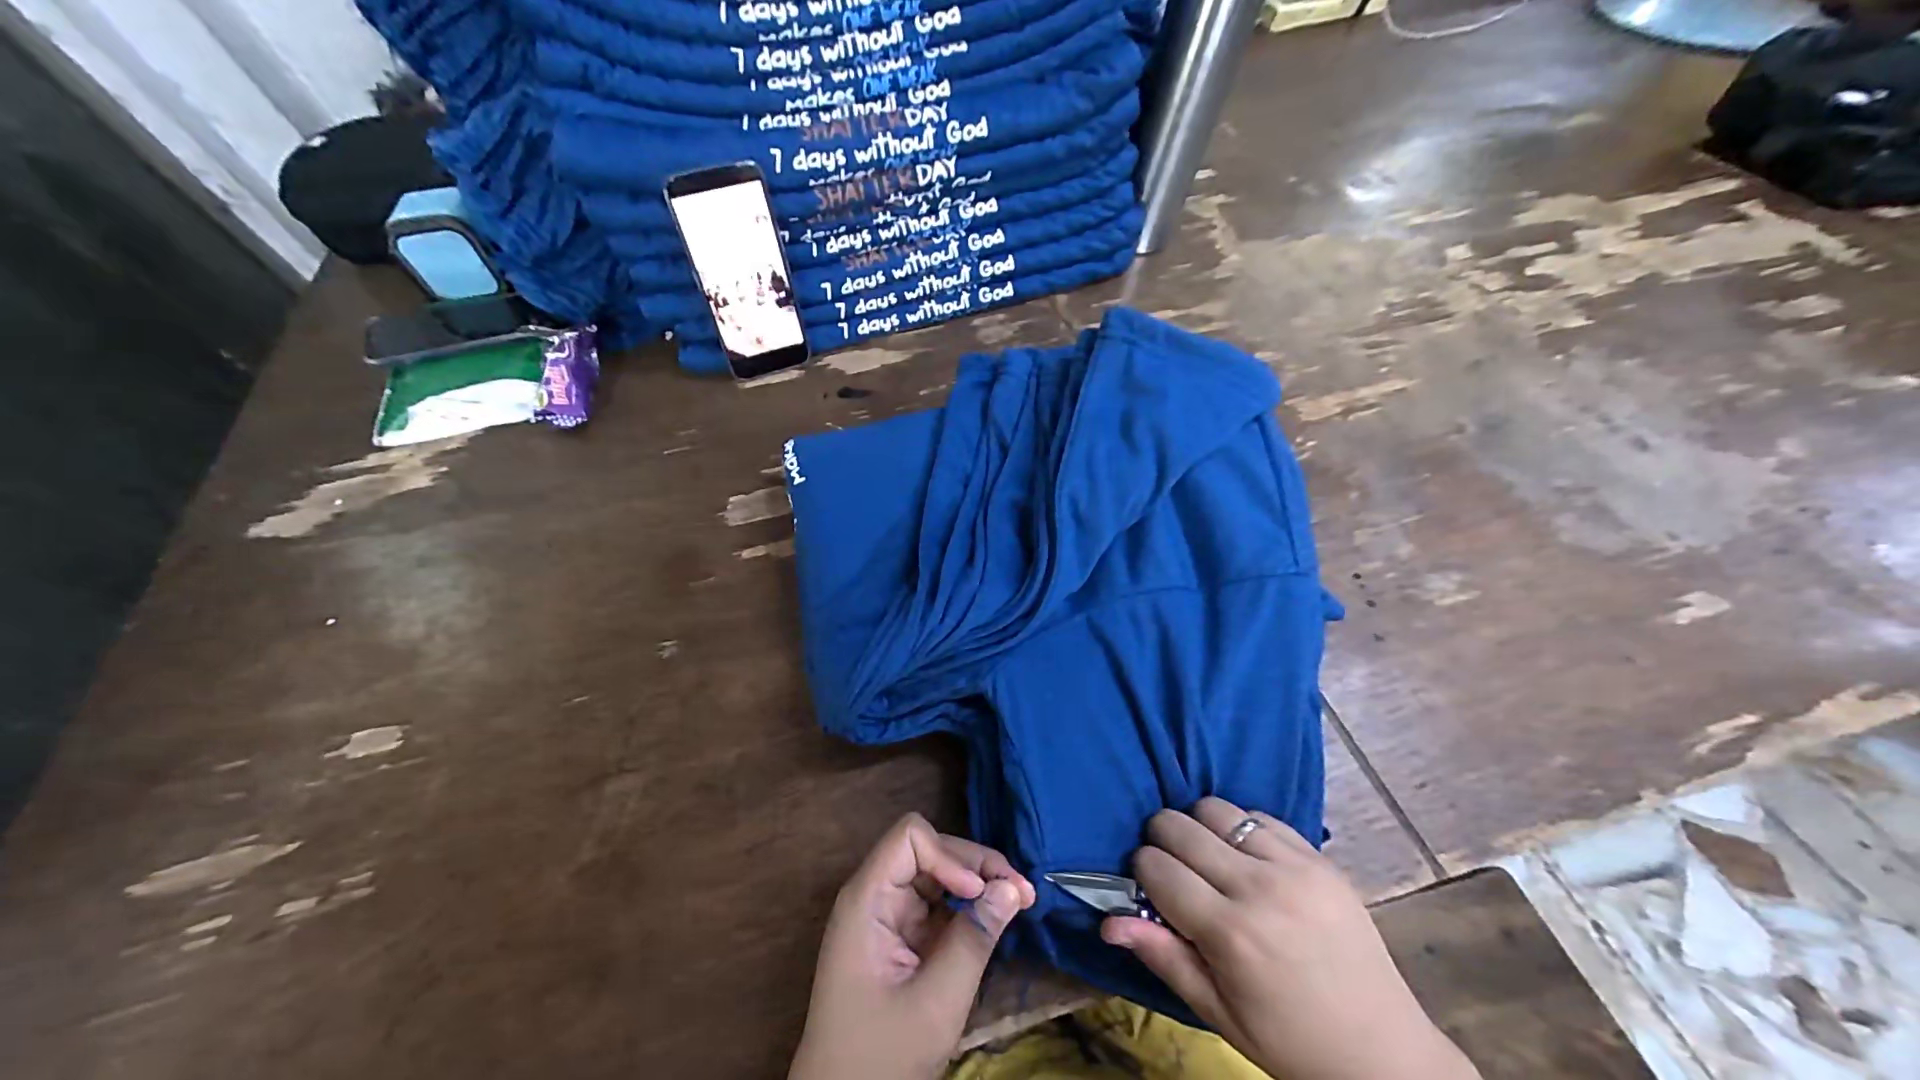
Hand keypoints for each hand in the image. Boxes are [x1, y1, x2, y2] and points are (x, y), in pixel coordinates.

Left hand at [789, 813, 1036, 1079]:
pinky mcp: (903, 936)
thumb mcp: (936, 1002)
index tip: (978, 894)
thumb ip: (974, 939)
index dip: (949, 855)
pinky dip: (970, 906)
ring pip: (939, 872)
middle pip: (929, 850)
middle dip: (976, 865)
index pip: (911, 838)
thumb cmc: (881, 1056)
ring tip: (1019, 900)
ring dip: (979, 882)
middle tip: (1023, 892)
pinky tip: (997, 918)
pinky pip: (940, 903)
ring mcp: (889, 915)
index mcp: (867, 899)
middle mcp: (876, 896)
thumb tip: (1013, 886)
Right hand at [1101, 797, 1479, 1079]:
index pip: (1155, 868)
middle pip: (1179, 827)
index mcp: (1230, 933)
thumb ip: (1162, 956)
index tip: (1149, 889)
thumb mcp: (1217, 1011)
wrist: (1384, 1053)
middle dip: (1161, 841)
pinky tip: (1247, 859)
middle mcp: (1259, 888)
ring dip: (1199, 828)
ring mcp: (1295, 867)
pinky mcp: (1320, 859)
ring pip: (1216, 809)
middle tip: (1172, 869)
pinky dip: (1241, 829)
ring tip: (1209, 860)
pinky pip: (1261, 817)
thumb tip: (1107, 919)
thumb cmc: (1288, 1041)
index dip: (1142, 873)